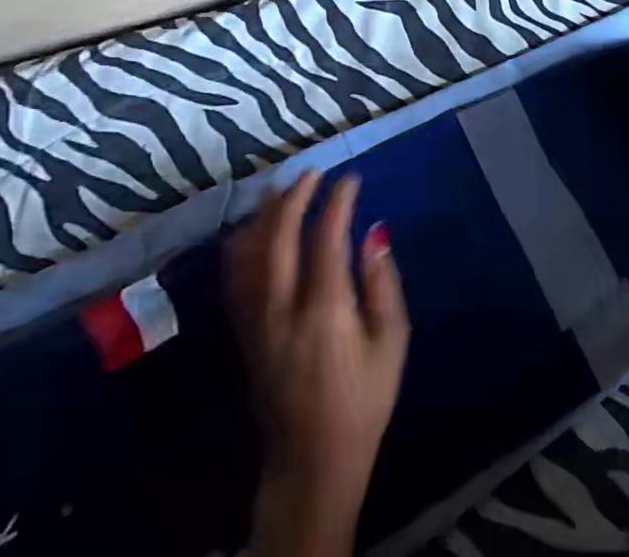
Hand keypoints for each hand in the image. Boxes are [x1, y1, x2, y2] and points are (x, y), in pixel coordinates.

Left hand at [227, 172, 407, 554]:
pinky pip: (234, 278)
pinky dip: (243, 245)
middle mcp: (280, 312)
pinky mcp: (242, 335)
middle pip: (276, 241)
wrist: (314, 455)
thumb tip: (374, 233)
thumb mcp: (393, 340)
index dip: (336, 204)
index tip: (350, 178)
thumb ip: (382, 284)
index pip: (324, 241)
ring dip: (262, 217)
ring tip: (281, 189)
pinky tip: (253, 230)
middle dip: (292, 200)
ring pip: (246, 257)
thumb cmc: (366, 396)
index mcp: (324, 312)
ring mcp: (254, 324)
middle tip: (312, 172)